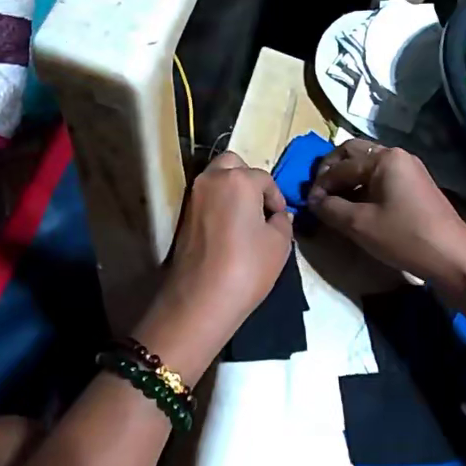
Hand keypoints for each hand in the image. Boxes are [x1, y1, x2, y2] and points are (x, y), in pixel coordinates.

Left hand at [157, 152, 293, 340]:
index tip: (281, 218)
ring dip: (232, 190)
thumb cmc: (247, 267)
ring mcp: (193, 197)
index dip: (277, 198)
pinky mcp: (183, 216)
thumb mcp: (280, 243)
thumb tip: (278, 215)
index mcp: (239, 179)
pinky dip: (218, 204)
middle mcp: (212, 179)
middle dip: (249, 179)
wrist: (201, 301)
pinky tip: (230, 230)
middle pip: (233, 164)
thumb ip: (283, 221)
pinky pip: (206, 198)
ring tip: (246, 219)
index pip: (265, 178)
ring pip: (216, 179)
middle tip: (260, 206)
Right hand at [305, 141, 465, 305]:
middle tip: (318, 195)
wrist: (453, 257)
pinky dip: (364, 188)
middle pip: (355, 155)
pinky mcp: (416, 187)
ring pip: (368, 167)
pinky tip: (357, 209)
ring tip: (334, 204)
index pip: (340, 165)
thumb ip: (330, 208)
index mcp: (384, 157)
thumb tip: (313, 200)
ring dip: (348, 181)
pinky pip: (382, 179)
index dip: (320, 184)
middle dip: (333, 172)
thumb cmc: (404, 236)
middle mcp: (398, 155)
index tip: (308, 204)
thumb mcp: (360, 224)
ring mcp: (410, 170)